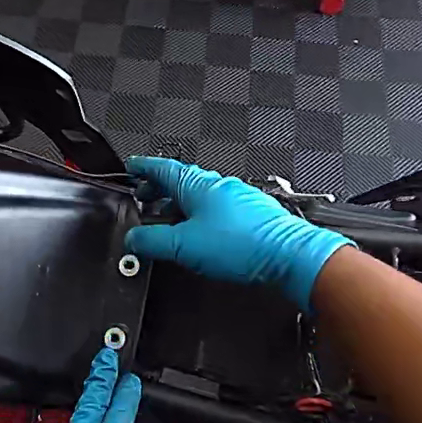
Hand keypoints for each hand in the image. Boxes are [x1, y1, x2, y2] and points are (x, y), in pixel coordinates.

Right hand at [123, 156, 352, 309]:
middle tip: (144, 196)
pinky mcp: (249, 213)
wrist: (289, 255)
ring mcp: (236, 197)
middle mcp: (217, 185)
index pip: (162, 168)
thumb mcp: (184, 245)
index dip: (143, 167)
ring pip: (199, 195)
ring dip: (179, 204)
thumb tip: (134, 240)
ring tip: (168, 219)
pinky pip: (217, 207)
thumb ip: (153, 241)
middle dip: (158, 188)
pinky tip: (200, 232)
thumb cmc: (244, 244)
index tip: (132, 167)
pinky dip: (201, 215)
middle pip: (180, 180)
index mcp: (197, 185)